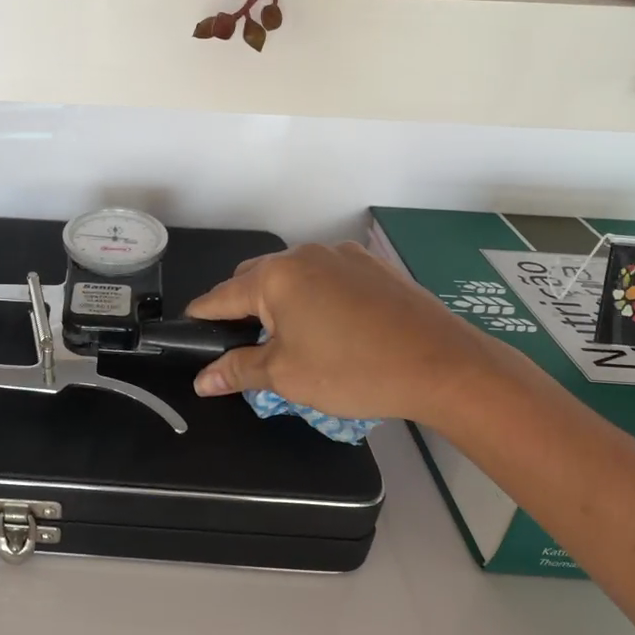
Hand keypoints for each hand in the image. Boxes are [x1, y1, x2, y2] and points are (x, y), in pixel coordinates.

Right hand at [185, 242, 511, 424]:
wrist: (444, 366)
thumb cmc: (354, 371)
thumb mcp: (287, 376)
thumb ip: (239, 370)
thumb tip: (202, 379)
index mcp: (275, 277)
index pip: (221, 295)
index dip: (202, 316)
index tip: (190, 330)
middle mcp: (305, 255)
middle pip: (256, 278)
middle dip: (242, 307)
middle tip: (244, 344)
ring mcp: (343, 256)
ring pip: (295, 276)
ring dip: (282, 300)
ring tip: (291, 338)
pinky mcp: (374, 266)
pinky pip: (328, 277)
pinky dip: (317, 297)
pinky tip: (333, 328)